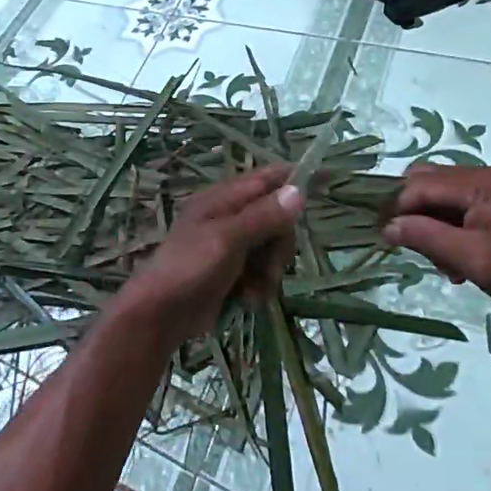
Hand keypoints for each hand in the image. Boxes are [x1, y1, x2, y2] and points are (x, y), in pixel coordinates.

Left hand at [114, 165, 305, 346]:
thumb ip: (263, 216)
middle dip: (279, 245)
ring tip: (253, 290)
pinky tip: (246, 300)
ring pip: (271, 248)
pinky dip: (258, 286)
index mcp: (222, 199)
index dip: (296, 178)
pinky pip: (260, 271)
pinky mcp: (231, 271)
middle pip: (276, 218)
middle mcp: (228, 216)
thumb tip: (298, 190)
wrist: (160, 314)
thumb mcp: (228, 239)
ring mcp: (229, 245)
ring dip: (269, 272)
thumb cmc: (189, 268)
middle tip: (270, 266)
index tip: (330, 176)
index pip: (268, 178)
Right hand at [381, 164, 490, 327]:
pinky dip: (455, 231)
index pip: (419, 184)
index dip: (395, 209)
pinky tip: (464, 261)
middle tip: (421, 253)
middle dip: (415, 216)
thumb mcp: (476, 259)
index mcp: (482, 183)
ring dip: (435, 228)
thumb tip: (388, 226)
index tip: (383, 240)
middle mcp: (489, 178)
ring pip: (446, 199)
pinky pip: (466, 210)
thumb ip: (428, 238)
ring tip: (449, 266)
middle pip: (430, 184)